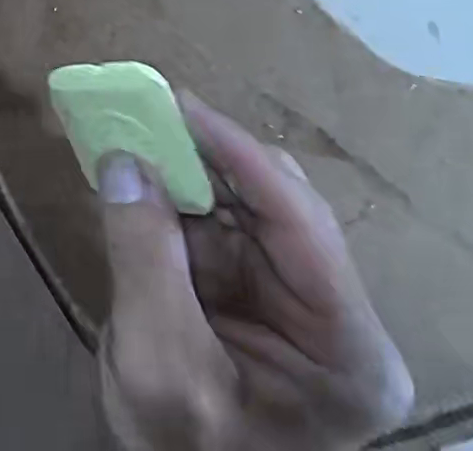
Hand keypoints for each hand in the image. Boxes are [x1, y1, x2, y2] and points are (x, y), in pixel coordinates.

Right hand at [96, 93, 411, 450]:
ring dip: (188, 171)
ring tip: (141, 138)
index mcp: (348, 349)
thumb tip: (123, 160)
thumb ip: (144, 260)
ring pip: (243, 203)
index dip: (238, 154)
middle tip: (150, 115)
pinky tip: (146, 179)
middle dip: (208, 158)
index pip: (301, 223)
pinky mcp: (253, 286)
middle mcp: (334, 311)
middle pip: (275, 203)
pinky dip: (176, 195)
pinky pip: (216, 221)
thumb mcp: (159, 369)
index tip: (181, 103)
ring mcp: (294, 296)